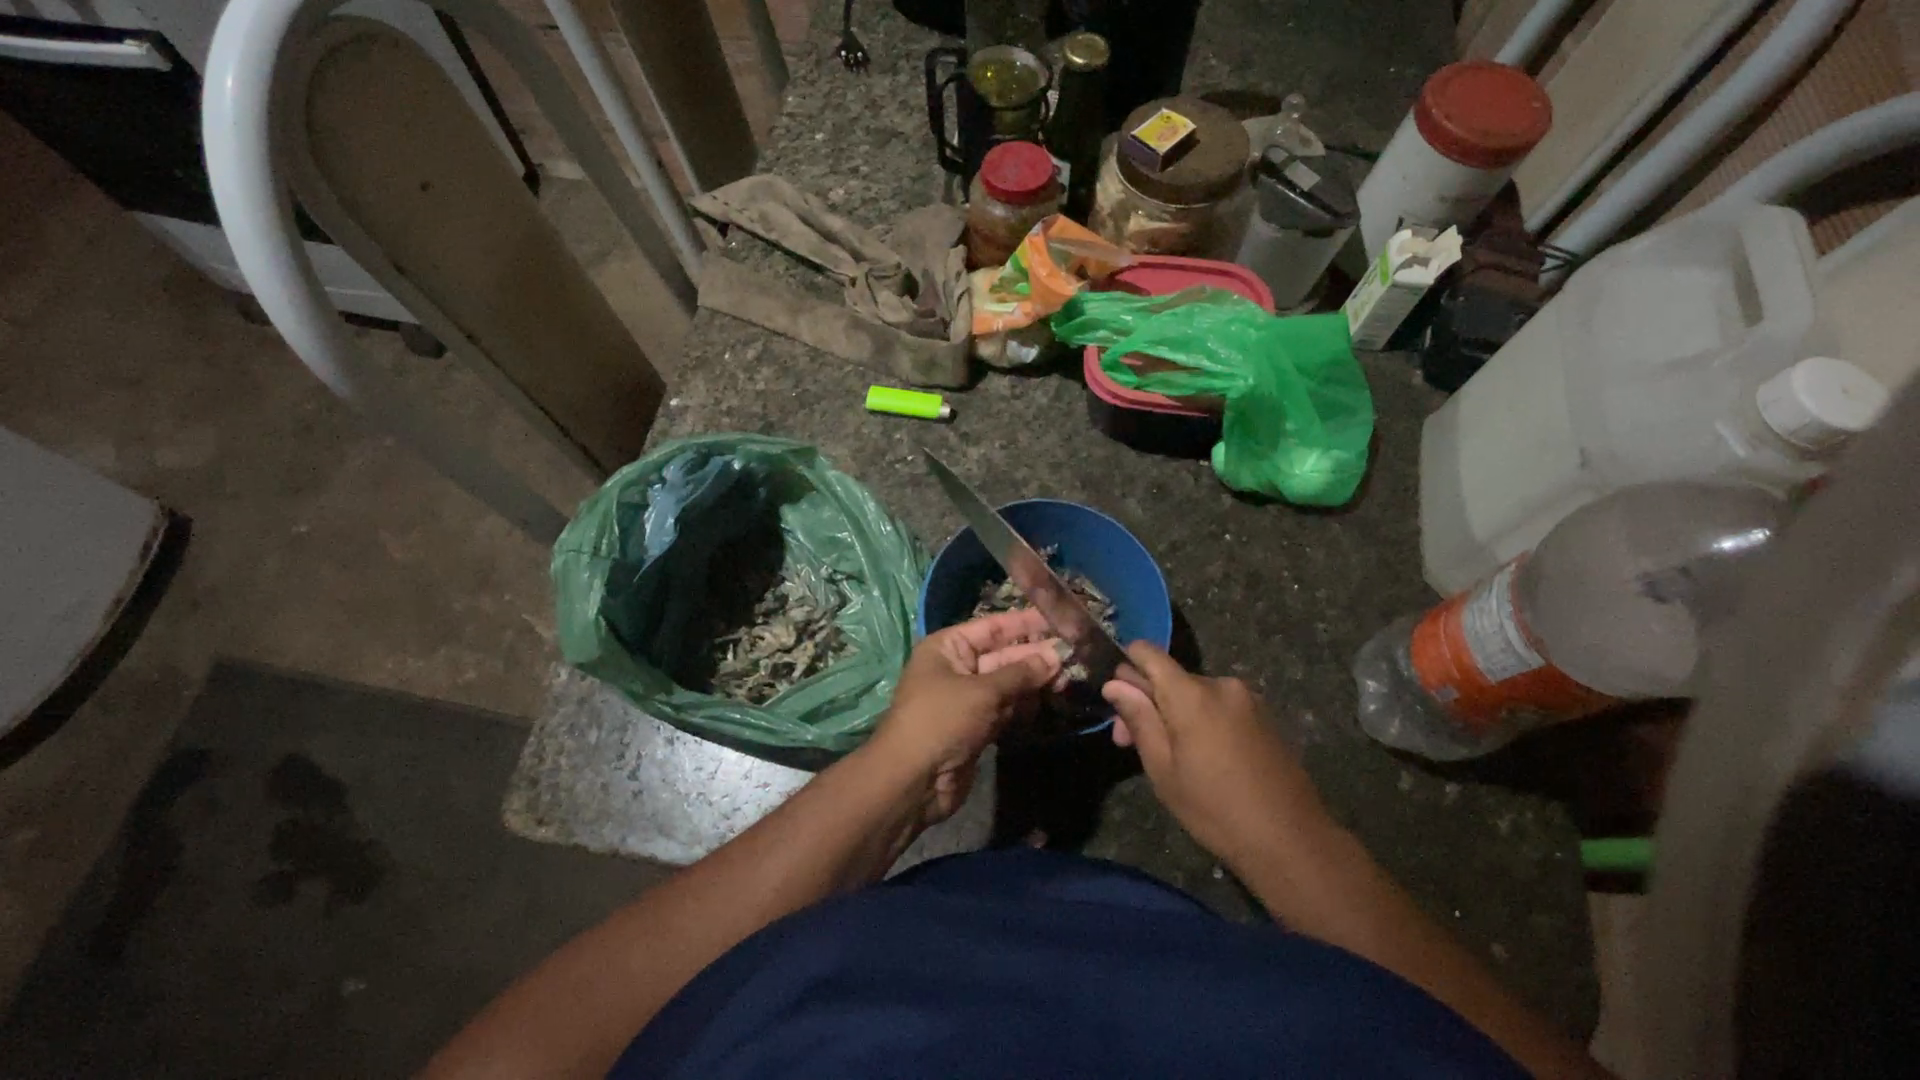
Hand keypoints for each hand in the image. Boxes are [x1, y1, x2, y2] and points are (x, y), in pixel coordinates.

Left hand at [869, 609, 1062, 825]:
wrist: (913, 780)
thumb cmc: (941, 721)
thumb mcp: (982, 691)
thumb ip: (1020, 673)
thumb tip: (1054, 657)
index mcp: (947, 647)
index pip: (991, 627)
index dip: (1024, 623)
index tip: (1059, 619)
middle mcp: (956, 668)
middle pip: (1002, 655)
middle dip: (1035, 656)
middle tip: (1073, 656)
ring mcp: (967, 700)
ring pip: (1008, 684)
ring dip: (1035, 683)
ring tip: (1069, 679)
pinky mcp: (976, 727)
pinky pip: (1006, 709)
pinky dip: (1025, 706)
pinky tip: (1050, 702)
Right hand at [1102, 643, 1326, 871]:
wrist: (1291, 839)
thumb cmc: (1215, 809)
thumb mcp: (1163, 769)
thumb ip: (1139, 719)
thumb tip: (1114, 683)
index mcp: (1192, 694)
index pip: (1148, 653)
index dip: (1126, 667)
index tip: (1117, 701)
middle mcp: (1221, 684)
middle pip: (1171, 678)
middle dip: (1147, 703)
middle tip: (1130, 746)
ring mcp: (1248, 699)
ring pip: (1195, 694)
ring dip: (1175, 715)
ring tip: (1170, 759)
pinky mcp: (1264, 716)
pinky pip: (1219, 707)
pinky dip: (1202, 721)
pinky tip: (1203, 759)